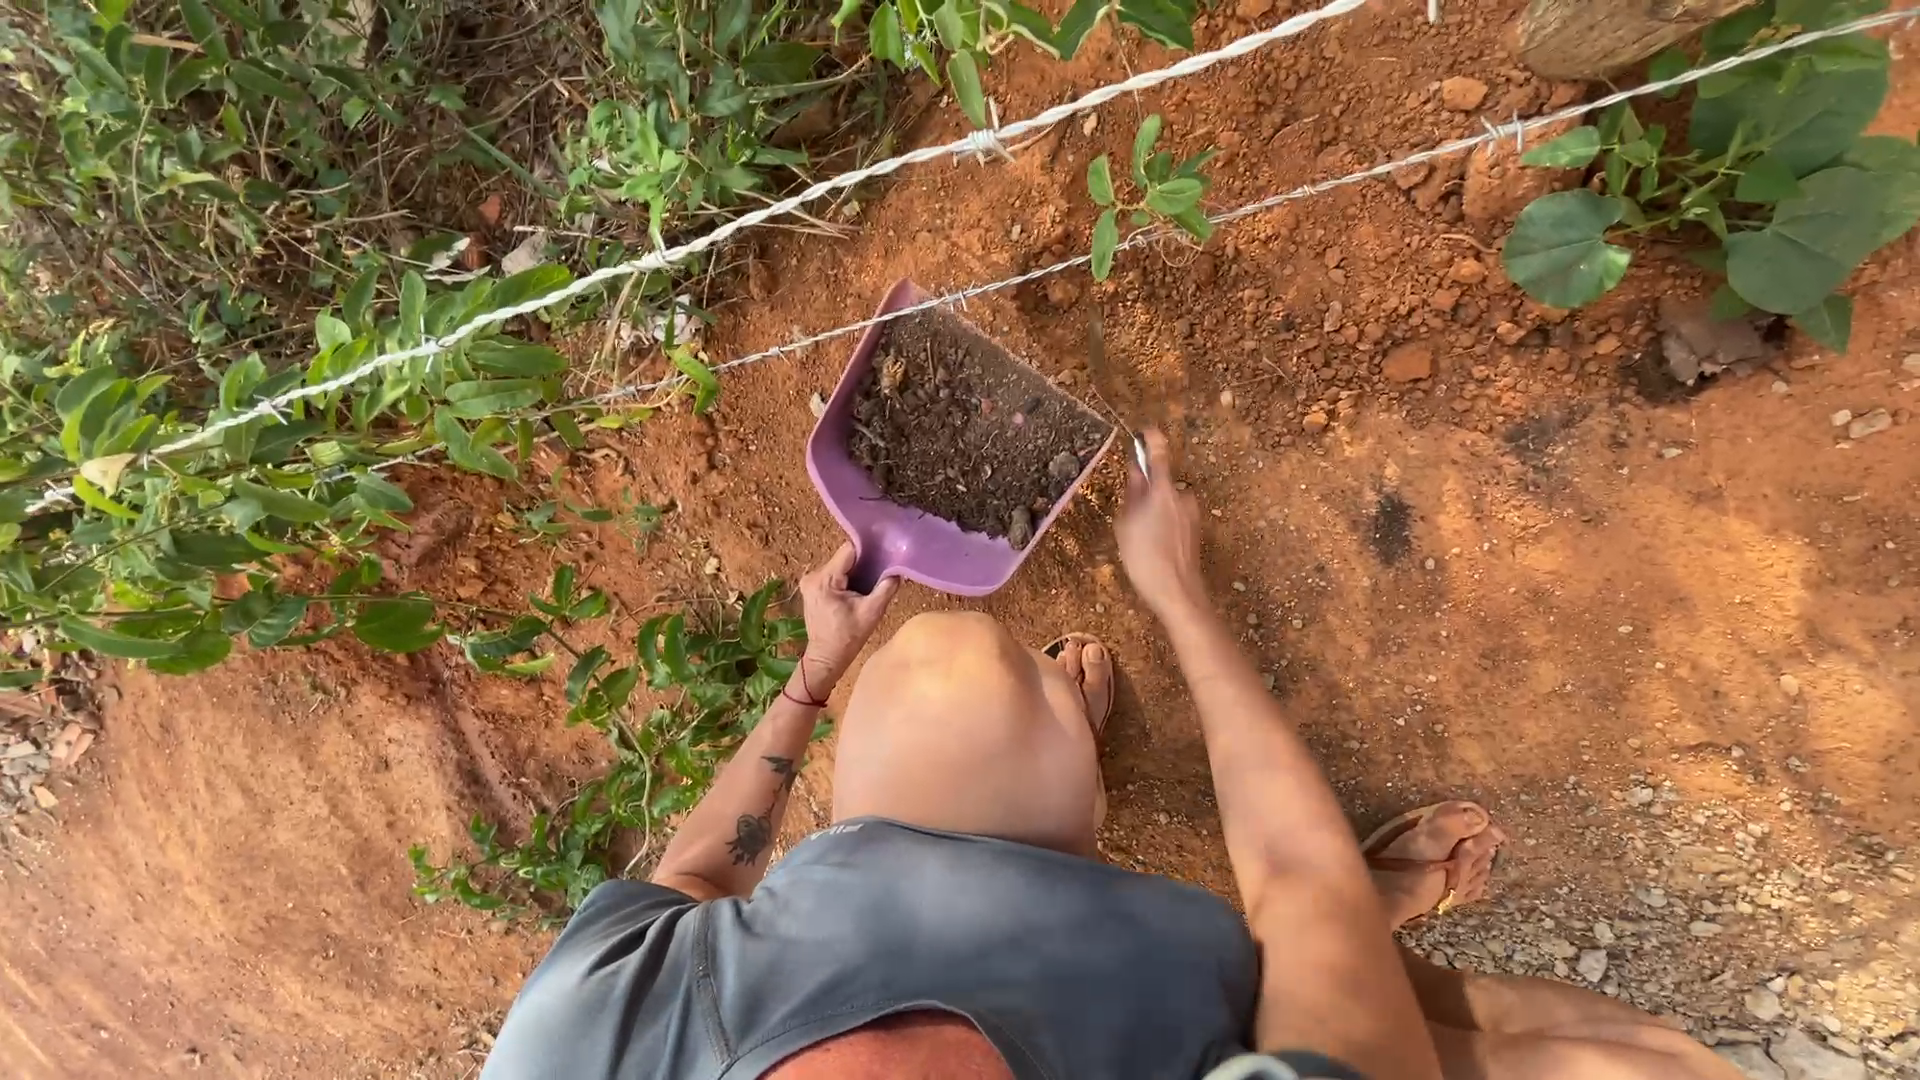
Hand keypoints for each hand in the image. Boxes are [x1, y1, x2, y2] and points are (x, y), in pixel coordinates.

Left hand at [794, 541, 900, 692]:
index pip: (849, 550)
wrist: (827, 657)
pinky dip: (847, 579)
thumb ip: (886, 587)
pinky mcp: (812, 588)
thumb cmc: (848, 637)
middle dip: (864, 563)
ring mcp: (810, 581)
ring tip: (872, 581)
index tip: (885, 553)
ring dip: (856, 571)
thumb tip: (898, 568)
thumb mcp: (872, 612)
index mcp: (825, 579)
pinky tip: (858, 589)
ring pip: (840, 565)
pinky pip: (834, 574)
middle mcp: (813, 576)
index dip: (869, 549)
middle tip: (882, 570)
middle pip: (844, 557)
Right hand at [1116, 428, 1208, 621]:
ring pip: (1166, 502)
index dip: (1150, 439)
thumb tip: (1135, 471)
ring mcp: (1191, 514)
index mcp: (1164, 490)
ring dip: (1153, 511)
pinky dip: (1162, 523)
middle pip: (1160, 484)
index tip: (1143, 430)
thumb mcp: (1126, 523)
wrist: (1177, 592)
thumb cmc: (1144, 557)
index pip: (1159, 454)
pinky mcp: (1195, 530)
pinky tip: (1152, 546)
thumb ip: (1132, 493)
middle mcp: (1182, 496)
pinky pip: (1173, 517)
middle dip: (1145, 491)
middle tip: (1127, 513)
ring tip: (1137, 537)